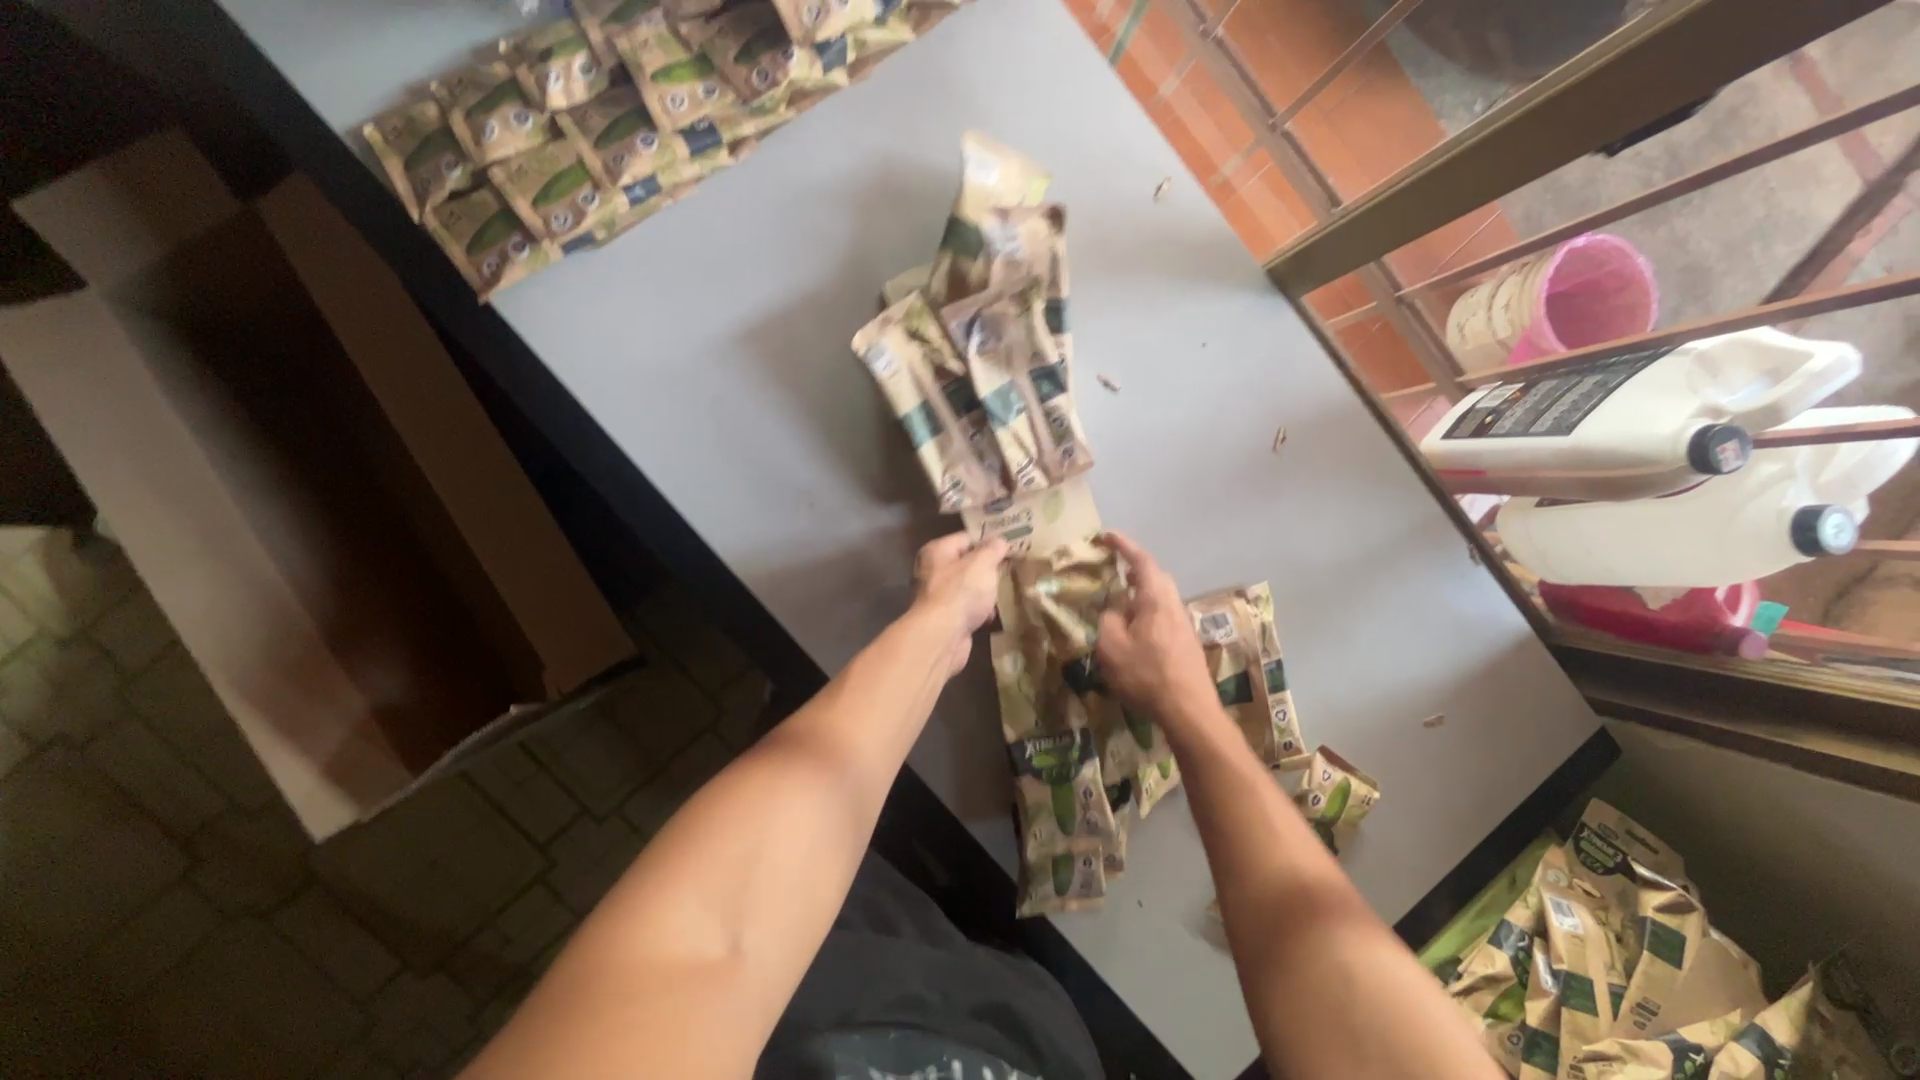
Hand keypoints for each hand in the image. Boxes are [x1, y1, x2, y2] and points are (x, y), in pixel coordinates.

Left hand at [913, 533, 1009, 675]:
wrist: (942, 636)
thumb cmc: (961, 592)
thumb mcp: (982, 563)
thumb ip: (993, 549)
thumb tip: (999, 541)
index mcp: (936, 551)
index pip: (966, 538)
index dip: (988, 541)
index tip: (1009, 547)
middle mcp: (932, 571)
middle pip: (966, 564)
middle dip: (988, 569)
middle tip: (1011, 570)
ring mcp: (937, 597)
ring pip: (968, 588)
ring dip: (986, 593)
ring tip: (1005, 594)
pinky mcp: (944, 619)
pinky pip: (966, 609)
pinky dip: (979, 612)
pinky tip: (993, 616)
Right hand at [1094, 532, 1217, 731]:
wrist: (1189, 710)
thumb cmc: (1147, 674)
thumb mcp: (1111, 646)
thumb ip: (1108, 619)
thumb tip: (1113, 609)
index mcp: (1156, 598)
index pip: (1140, 560)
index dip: (1123, 545)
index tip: (1105, 536)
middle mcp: (1173, 604)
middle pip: (1155, 575)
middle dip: (1133, 567)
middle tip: (1111, 566)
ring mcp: (1183, 623)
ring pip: (1159, 596)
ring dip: (1139, 591)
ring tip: (1118, 596)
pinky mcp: (1185, 642)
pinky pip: (1162, 613)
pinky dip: (1145, 609)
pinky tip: (1134, 626)